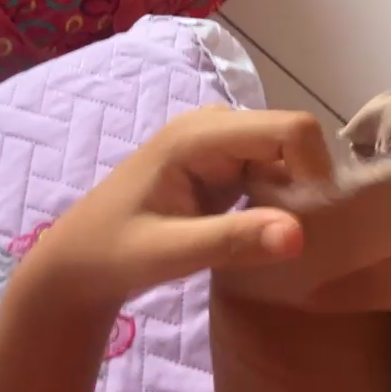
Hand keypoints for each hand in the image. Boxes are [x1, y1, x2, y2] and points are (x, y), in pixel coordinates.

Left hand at [15, 106, 332, 313]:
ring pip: (289, 154)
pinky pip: (275, 169)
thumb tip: (300, 235)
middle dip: (308, 180)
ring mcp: (223, 143)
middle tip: (296, 231)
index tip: (310, 218)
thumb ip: (233, 240)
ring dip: (297, 190)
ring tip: (279, 233)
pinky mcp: (227, 163)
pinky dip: (284, 196)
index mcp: (200, 134)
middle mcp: (217, 126)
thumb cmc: (112, 253)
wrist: (76, 264)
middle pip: (293, 137)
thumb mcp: (168, 253)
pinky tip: (267, 227)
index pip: (290, 129)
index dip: (314, 167)